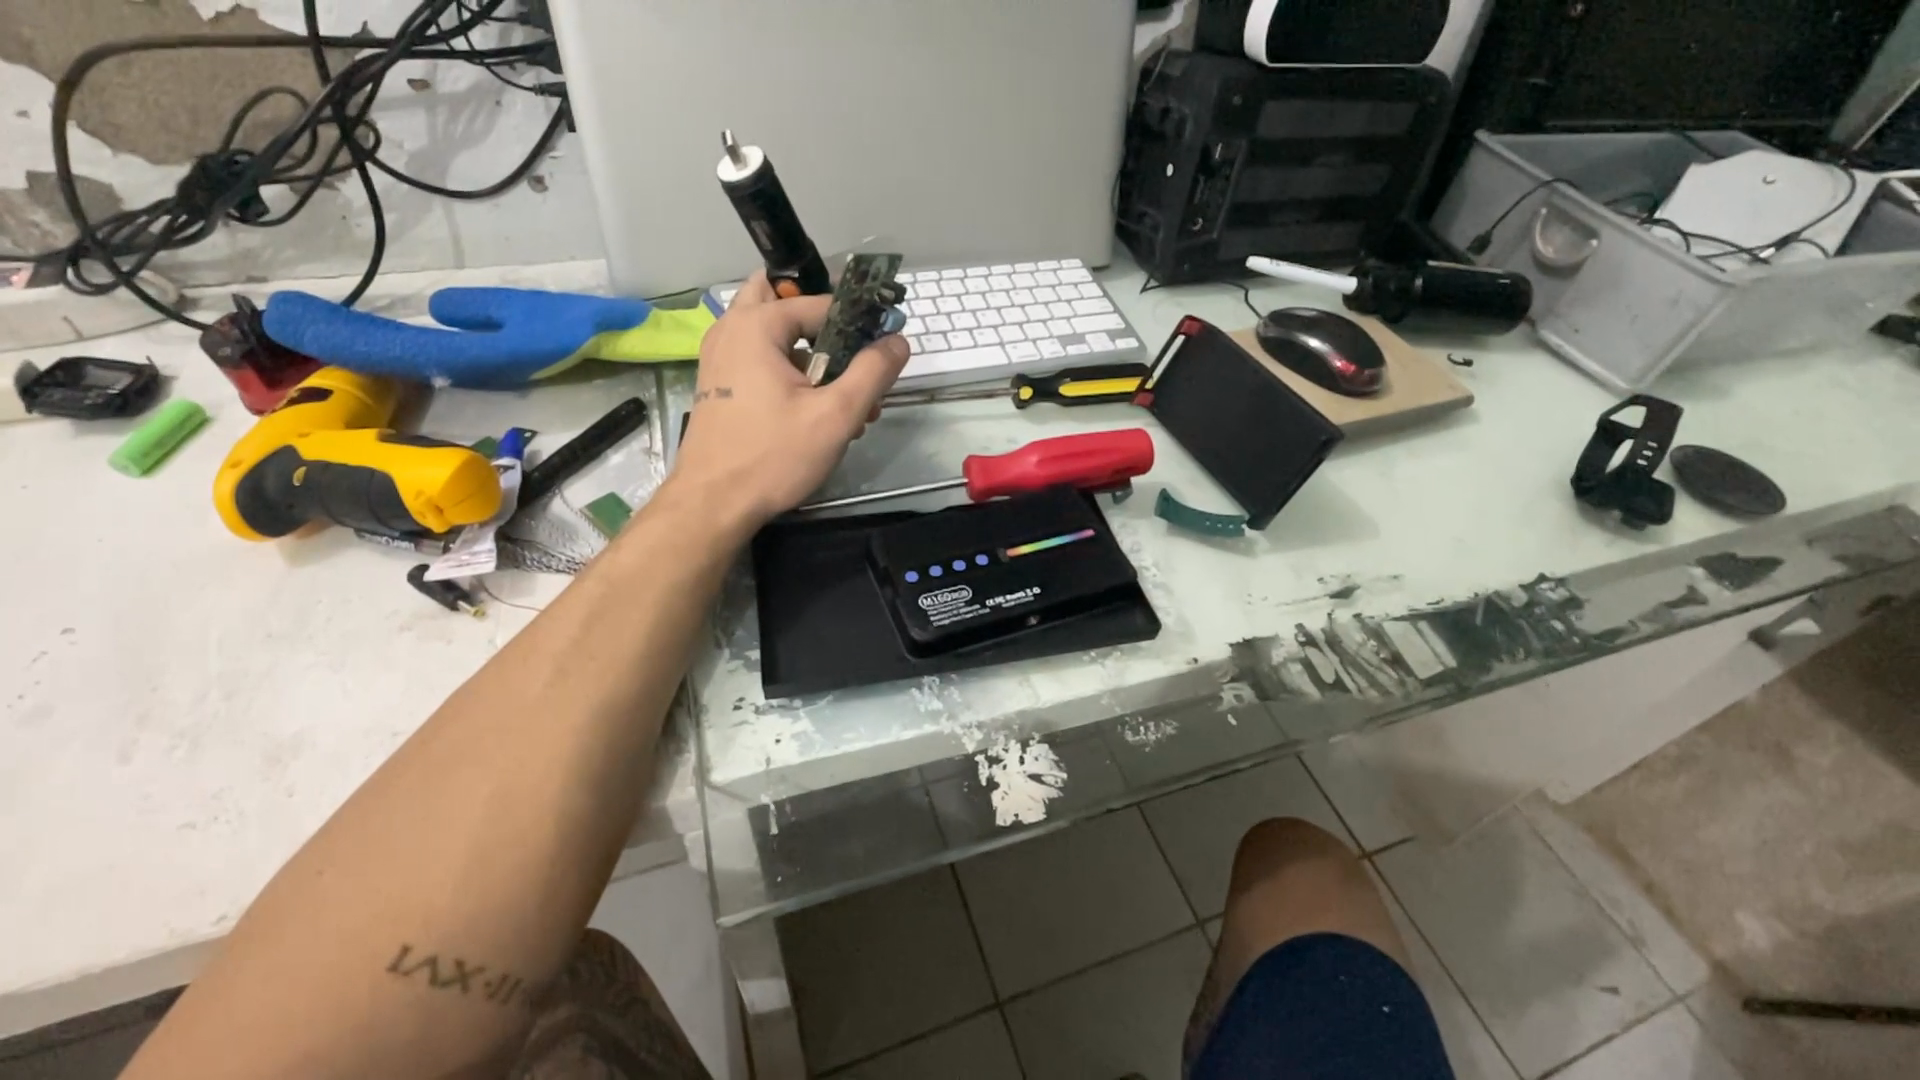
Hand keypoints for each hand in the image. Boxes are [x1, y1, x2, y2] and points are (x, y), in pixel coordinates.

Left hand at [666, 273, 911, 529]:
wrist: (712, 504)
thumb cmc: (772, 457)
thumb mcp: (835, 416)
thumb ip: (872, 372)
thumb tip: (898, 341)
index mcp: (756, 325)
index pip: (821, 302)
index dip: (859, 322)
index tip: (885, 347)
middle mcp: (732, 329)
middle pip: (783, 300)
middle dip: (823, 321)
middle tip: (852, 348)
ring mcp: (720, 356)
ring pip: (774, 334)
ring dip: (811, 352)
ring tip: (844, 393)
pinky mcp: (720, 383)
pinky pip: (760, 359)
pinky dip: (790, 371)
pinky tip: (817, 410)